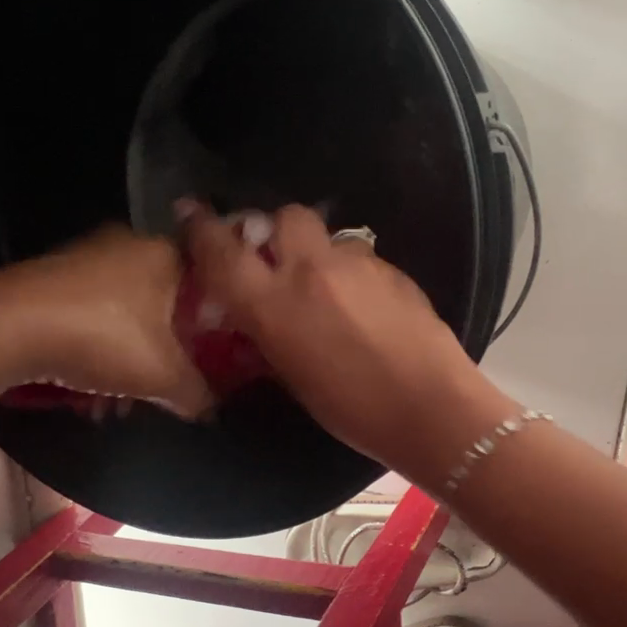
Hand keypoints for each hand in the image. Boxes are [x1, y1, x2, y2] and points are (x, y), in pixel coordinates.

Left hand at [0, 226, 211, 417]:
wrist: (3, 328)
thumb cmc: (102, 338)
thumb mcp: (163, 376)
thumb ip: (196, 393)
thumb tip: (212, 410)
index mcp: (165, 253)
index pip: (210, 277)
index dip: (217, 317)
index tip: (215, 351)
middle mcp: (128, 243)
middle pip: (165, 299)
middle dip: (167, 345)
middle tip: (168, 381)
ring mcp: (83, 257)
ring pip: (125, 311)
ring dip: (128, 355)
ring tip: (120, 401)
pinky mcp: (48, 277)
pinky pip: (90, 314)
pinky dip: (96, 348)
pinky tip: (88, 389)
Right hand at [180, 202, 513, 479]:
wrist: (432, 410)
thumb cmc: (354, 412)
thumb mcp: (293, 377)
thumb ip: (271, 332)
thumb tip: (263, 313)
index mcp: (274, 304)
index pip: (222, 250)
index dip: (203, 228)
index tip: (193, 215)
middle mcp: (313, 271)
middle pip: (286, 216)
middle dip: (278, 230)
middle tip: (280, 260)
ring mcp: (360, 266)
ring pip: (330, 239)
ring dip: (322, 256)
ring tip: (332, 292)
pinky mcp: (396, 271)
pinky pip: (363, 260)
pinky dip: (355, 275)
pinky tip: (367, 308)